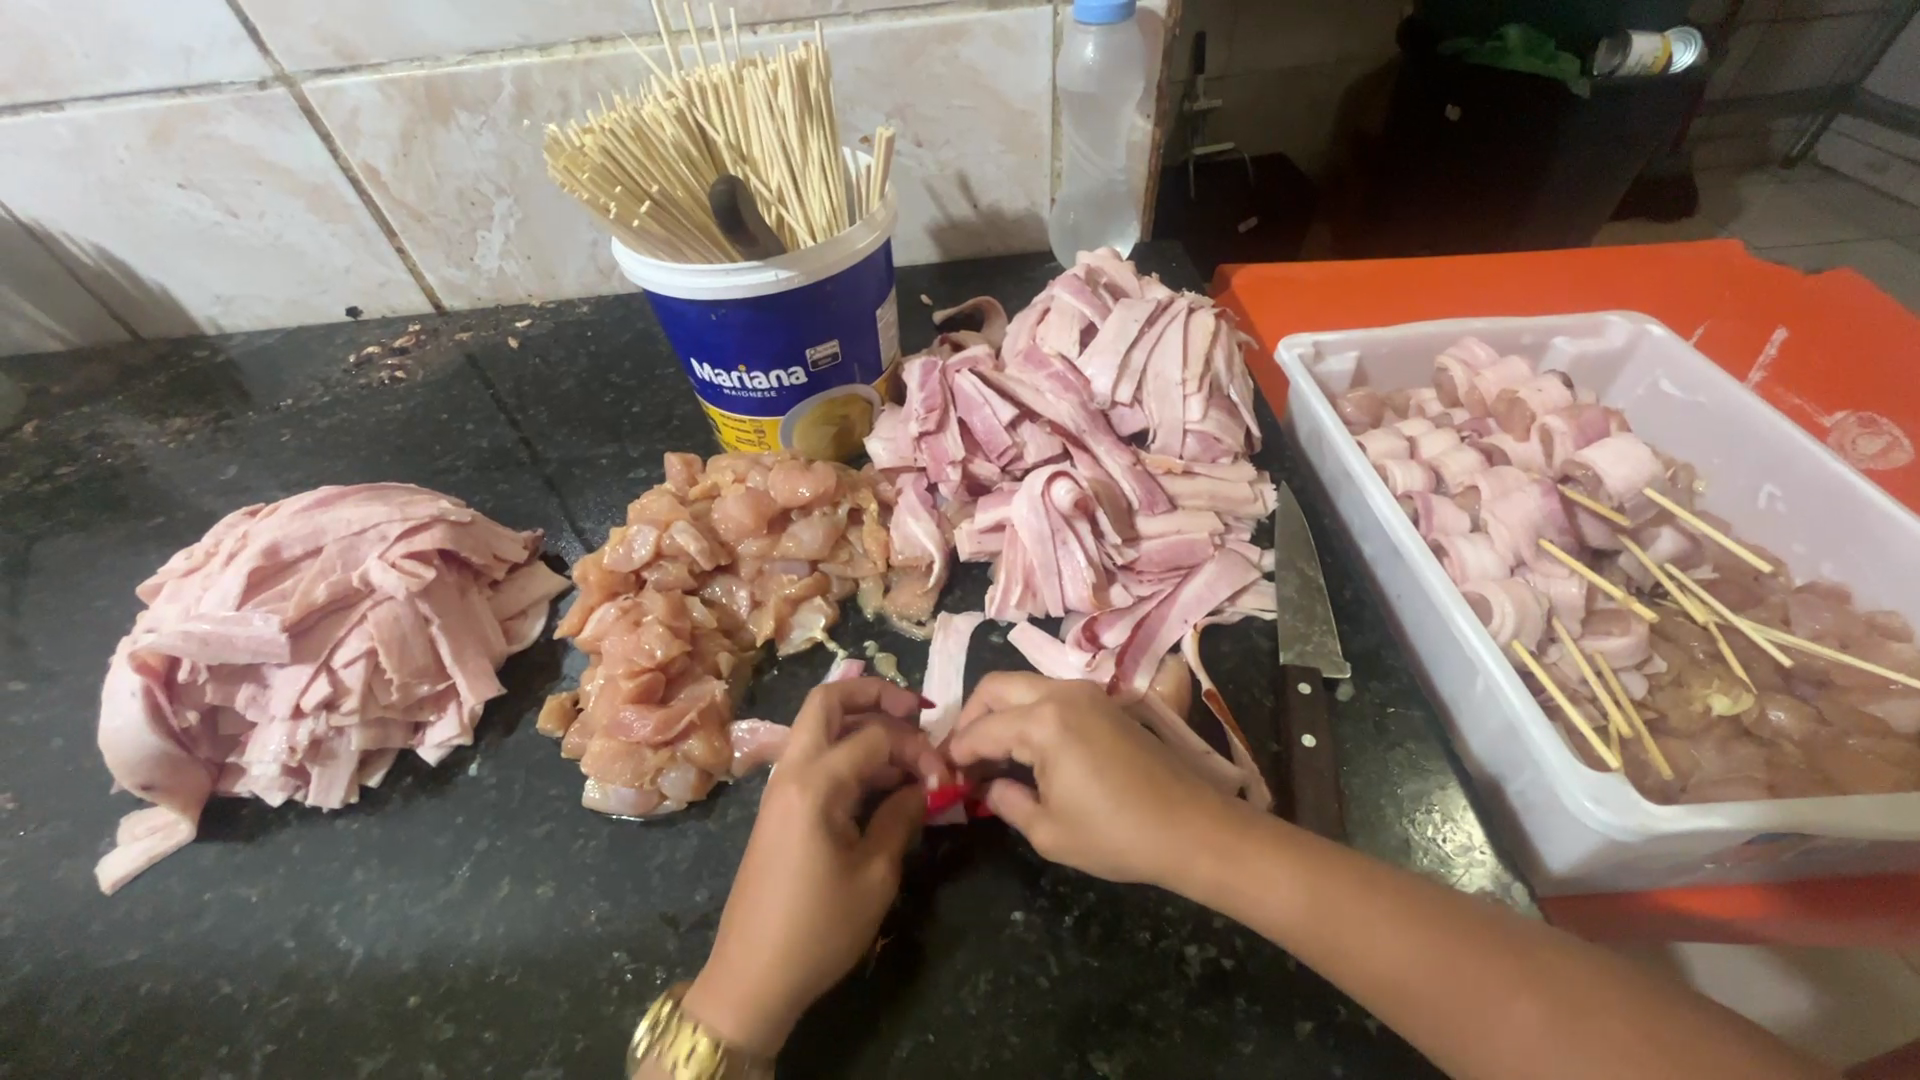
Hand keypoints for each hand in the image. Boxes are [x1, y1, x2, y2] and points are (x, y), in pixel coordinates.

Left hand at [684, 678, 939, 1055]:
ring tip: (909, 750)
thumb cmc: (818, 929)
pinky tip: (884, 780)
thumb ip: (902, 817)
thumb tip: (925, 787)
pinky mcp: (781, 808)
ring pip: (820, 726)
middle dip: (875, 694)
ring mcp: (781, 788)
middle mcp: (792, 772)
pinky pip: (817, 758)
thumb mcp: (875, 875)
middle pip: (828, 701)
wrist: (751, 978)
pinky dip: (850, 752)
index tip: (944, 779)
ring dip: (863, 723)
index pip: (875, 735)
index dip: (917, 748)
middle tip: (917, 711)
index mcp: (814, 783)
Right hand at [947, 673, 1238, 888]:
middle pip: (995, 686)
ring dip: (999, 713)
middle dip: (970, 717)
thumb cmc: (1117, 835)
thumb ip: (1006, 802)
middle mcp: (1061, 693)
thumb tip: (986, 787)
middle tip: (962, 757)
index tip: (941, 776)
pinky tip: (1025, 750)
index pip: (980, 730)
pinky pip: (1049, 695)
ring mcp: (1086, 693)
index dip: (955, 753)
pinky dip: (1026, 713)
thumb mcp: (1048, 831)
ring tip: (990, 756)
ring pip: (1023, 686)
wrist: (1192, 828)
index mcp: (1043, 721)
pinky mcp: (1104, 703)